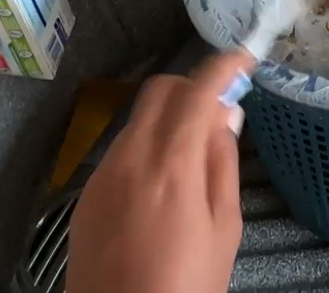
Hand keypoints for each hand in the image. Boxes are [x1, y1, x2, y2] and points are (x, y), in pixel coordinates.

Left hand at [68, 49, 253, 292]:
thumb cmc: (186, 289)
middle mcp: (131, 157)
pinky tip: (158, 186)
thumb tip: (223, 117)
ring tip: (190, 157)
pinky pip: (121, 150)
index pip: (199, 90)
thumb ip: (222, 164)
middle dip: (192, 86)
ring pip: (139, 119)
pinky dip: (146, 147)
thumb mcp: (223, 230)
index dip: (224, 66)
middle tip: (216, 109)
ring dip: (168, 119)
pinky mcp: (86, 195)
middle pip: (160, 90)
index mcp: (171, 164)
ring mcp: (103, 174)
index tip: (243, 58)